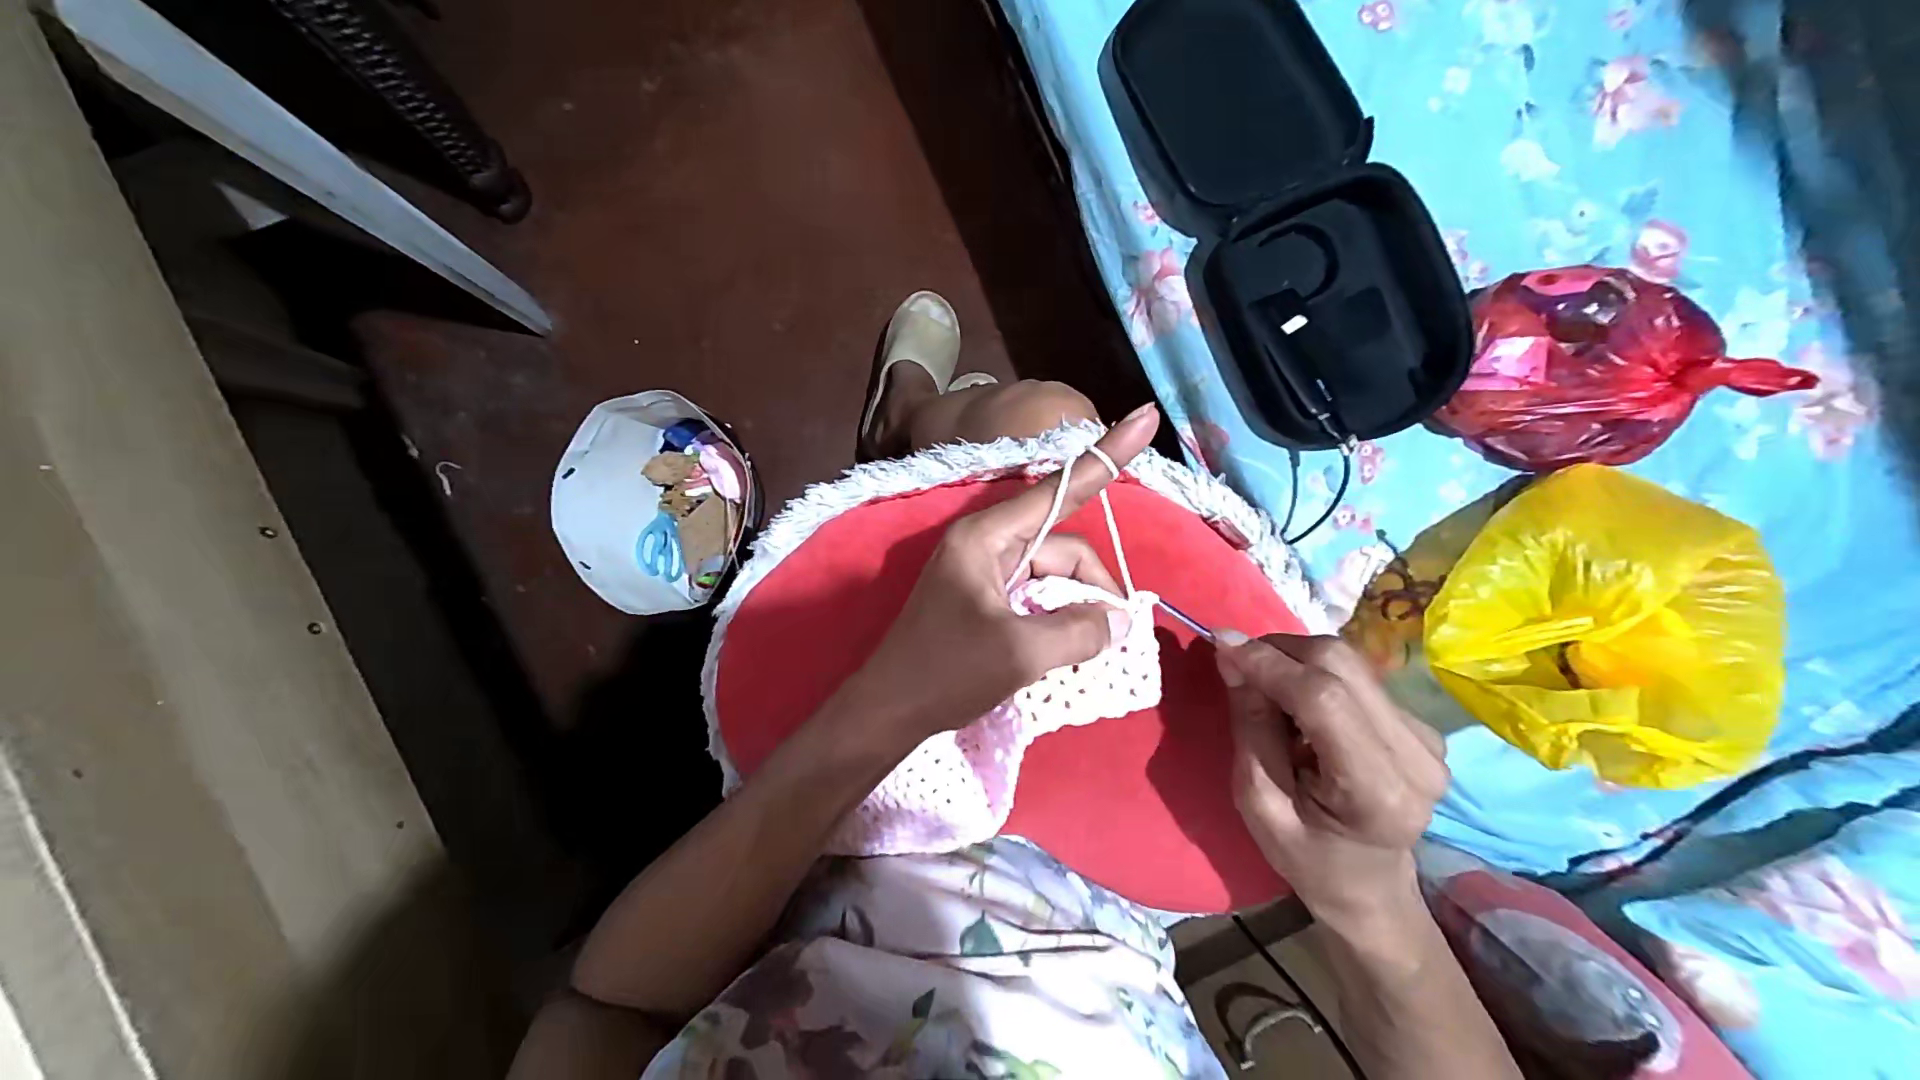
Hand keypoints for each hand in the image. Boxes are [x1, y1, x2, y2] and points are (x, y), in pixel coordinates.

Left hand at [843, 405, 1160, 741]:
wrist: (888, 710)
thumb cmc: (944, 672)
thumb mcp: (1019, 653)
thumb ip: (1078, 630)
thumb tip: (1120, 619)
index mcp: (986, 536)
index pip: (1059, 488)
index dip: (1106, 455)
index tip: (1145, 418)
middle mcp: (985, 542)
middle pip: (1061, 545)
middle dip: (1093, 583)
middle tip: (1114, 630)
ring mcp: (982, 569)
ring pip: (1051, 572)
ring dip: (1076, 603)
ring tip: (1092, 644)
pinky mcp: (982, 597)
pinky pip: (1034, 592)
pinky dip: (1057, 613)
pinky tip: (1069, 642)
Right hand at [1217, 633, 1448, 933]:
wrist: (1368, 884)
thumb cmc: (1305, 855)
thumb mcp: (1257, 800)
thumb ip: (1250, 724)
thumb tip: (1233, 654)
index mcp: (1378, 791)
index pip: (1323, 698)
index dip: (1269, 663)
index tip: (1221, 644)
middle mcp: (1417, 756)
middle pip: (1340, 665)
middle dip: (1279, 651)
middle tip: (1239, 665)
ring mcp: (1427, 737)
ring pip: (1349, 661)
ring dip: (1295, 659)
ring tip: (1266, 687)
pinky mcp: (1422, 724)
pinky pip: (1357, 674)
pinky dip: (1315, 673)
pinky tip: (1298, 703)